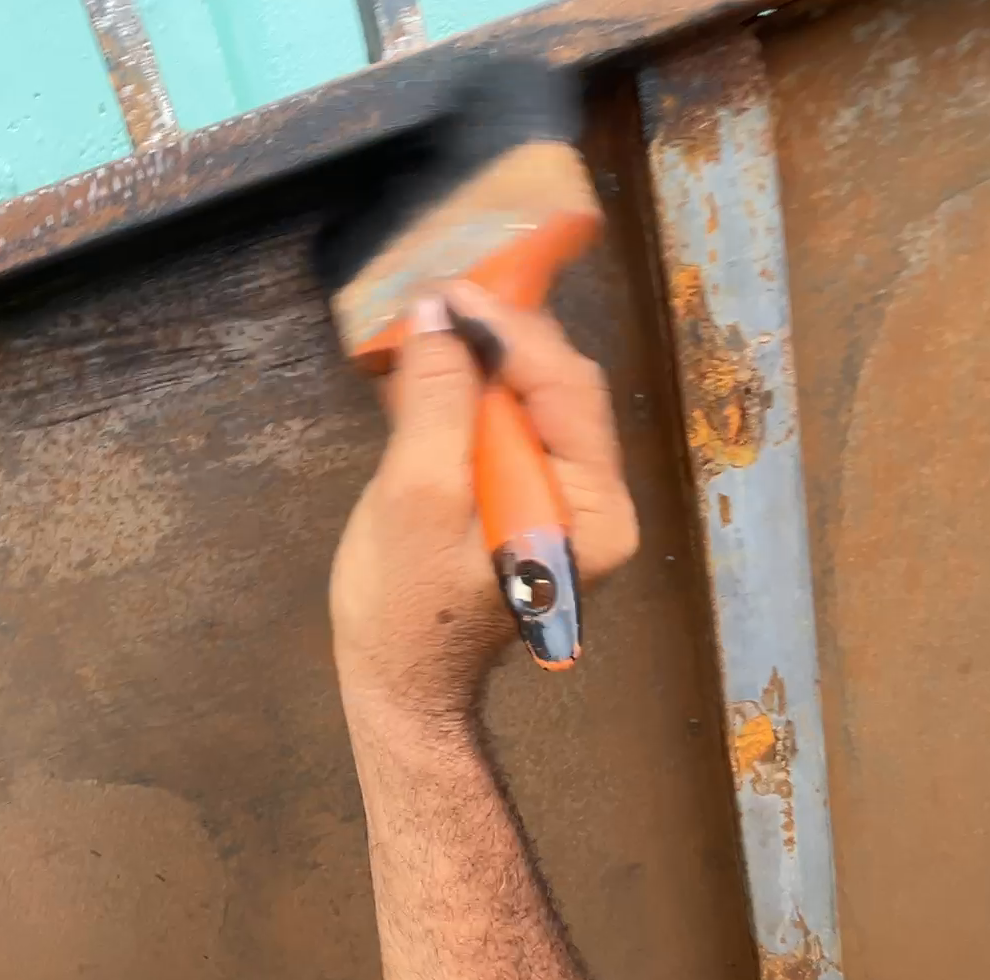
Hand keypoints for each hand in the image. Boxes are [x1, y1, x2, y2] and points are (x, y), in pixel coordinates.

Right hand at [329, 283, 638, 721]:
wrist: (397, 677)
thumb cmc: (402, 605)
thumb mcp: (414, 499)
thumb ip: (435, 404)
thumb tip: (438, 315)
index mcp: (591, 509)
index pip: (563, 387)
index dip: (505, 330)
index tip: (446, 291)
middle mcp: (591, 499)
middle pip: (552, 387)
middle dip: (493, 340)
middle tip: (431, 305)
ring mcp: (558, 500)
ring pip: (525, 401)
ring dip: (474, 362)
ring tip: (424, 332)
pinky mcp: (521, 499)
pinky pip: (503, 428)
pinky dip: (465, 395)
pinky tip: (428, 376)